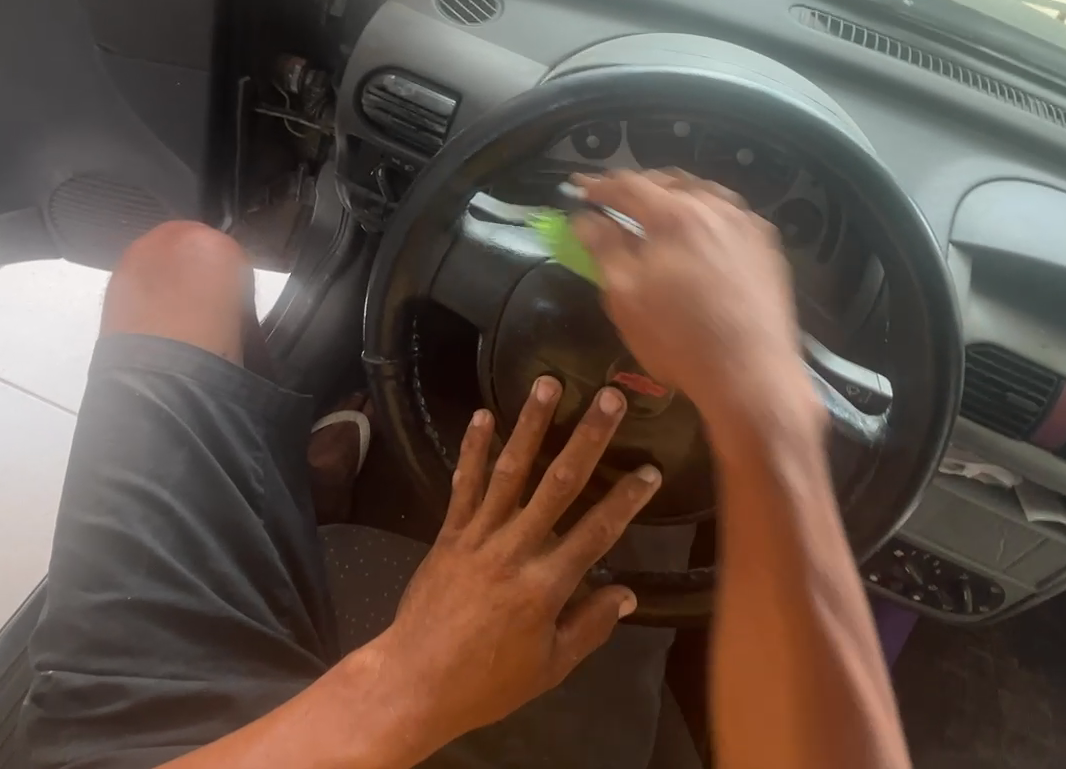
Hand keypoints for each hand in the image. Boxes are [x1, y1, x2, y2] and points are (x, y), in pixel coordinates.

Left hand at [363, 376, 662, 748]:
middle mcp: (516, 547)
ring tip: (546, 384)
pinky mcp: (450, 531)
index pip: (597, 532)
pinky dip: (472, 449)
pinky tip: (482, 415)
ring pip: (511, 470)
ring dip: (531, 424)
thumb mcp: (550, 667)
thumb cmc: (489, 680)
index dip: (627, 499)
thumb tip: (625, 593)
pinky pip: (464, 484)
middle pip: (559, 484)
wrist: (415, 681)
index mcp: (546, 584)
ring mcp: (479, 534)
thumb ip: (589, 626)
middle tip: (608, 399)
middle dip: (587, 438)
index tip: (651, 469)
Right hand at [571, 170, 821, 453]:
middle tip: (612, 200)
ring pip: (702, 193)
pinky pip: (728, 214)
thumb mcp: (625, 296)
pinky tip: (698, 234)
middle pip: (667, 181)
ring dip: (672, 195)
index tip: (578, 189)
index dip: (598, 186)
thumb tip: (585, 218)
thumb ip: (603, 248)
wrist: (751, 376)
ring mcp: (747, 225)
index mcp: (675, 215)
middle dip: (636, 186)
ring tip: (654, 211)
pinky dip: (704, 213)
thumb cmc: (678, 340)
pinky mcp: (767, 246)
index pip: (628, 185)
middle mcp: (715, 207)